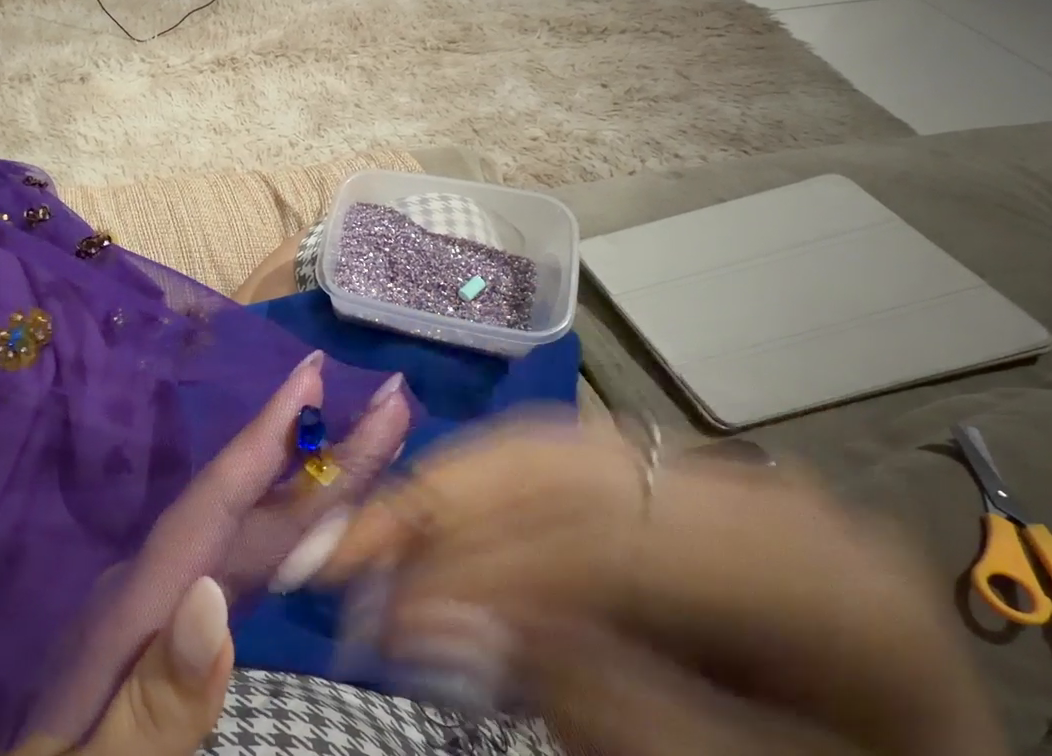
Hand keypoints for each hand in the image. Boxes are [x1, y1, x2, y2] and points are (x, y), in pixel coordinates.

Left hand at [14, 351, 414, 752]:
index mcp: (136, 602)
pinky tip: (326, 521)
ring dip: (313, 485)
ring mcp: (167, 602)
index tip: (309, 375)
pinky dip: (294, 536)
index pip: (209, 505)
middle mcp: (156, 583)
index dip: (262, 438)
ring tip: (376, 441)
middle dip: (314, 451)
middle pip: (244, 508)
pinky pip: (248, 567)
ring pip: (251, 532)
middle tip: (385, 400)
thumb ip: (157, 694)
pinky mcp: (178, 624)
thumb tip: (213, 597)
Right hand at [311, 418, 1006, 755]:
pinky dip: (472, 493)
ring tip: (358, 541)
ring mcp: (712, 478)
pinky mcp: (667, 482)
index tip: (384, 625)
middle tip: (335, 557)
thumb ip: (602, 706)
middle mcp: (762, 495)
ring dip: (439, 493)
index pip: (617, 542)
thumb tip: (439, 628)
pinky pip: (551, 468)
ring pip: (545, 450)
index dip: (487, 573)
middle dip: (437, 506)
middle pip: (568, 465)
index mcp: (820, 577)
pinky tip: (420, 529)